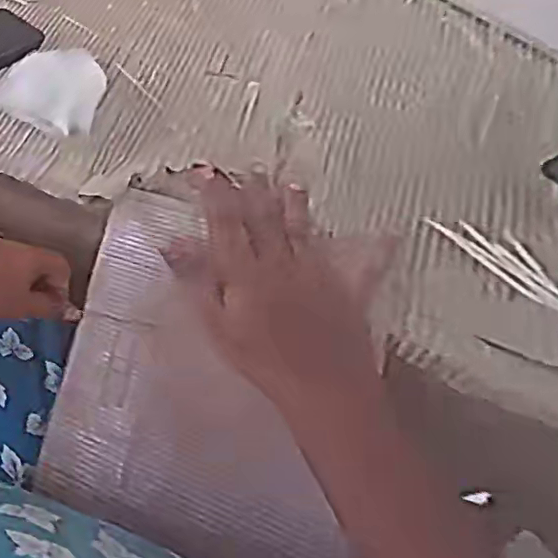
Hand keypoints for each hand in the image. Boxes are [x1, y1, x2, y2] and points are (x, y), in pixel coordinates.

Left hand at [0, 239, 73, 330]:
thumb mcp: (25, 309)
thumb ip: (50, 306)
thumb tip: (63, 307)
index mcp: (29, 253)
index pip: (60, 264)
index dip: (62, 286)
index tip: (52, 305)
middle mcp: (7, 242)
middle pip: (35, 258)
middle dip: (38, 280)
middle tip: (30, 303)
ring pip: (9, 258)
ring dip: (14, 276)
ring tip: (4, 299)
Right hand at [166, 171, 387, 426]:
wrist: (324, 389)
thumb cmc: (259, 358)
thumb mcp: (214, 321)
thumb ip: (197, 279)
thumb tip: (175, 244)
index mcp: (246, 272)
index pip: (226, 224)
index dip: (215, 195)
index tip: (204, 173)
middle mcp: (283, 266)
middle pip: (264, 220)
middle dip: (251, 191)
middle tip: (242, 168)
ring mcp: (319, 277)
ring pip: (303, 232)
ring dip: (294, 206)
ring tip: (289, 183)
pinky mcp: (348, 294)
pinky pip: (360, 266)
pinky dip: (371, 249)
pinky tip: (382, 236)